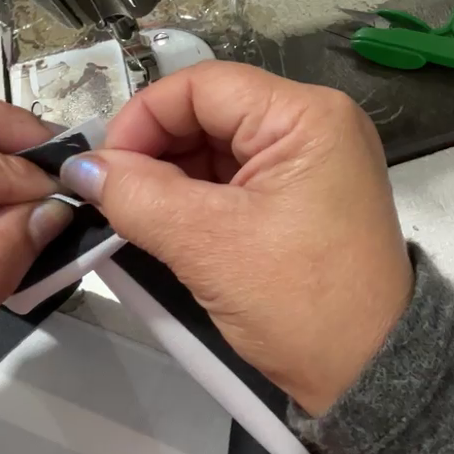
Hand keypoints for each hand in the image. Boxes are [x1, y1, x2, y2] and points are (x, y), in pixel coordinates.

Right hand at [58, 63, 411, 414]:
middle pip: (212, 113)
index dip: (144, 117)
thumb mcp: (210, 244)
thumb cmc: (301, 301)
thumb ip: (138, 195)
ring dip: (172, 179)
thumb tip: (84, 166)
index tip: (102, 166)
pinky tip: (164, 225)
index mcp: (308, 115)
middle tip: (108, 196)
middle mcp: (316, 124)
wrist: (369, 368)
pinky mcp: (305, 194)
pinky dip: (198, 199)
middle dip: (155, 151)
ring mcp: (314, 160)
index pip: (205, 85)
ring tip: (131, 216)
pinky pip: (238, 179)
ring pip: (220, 147)